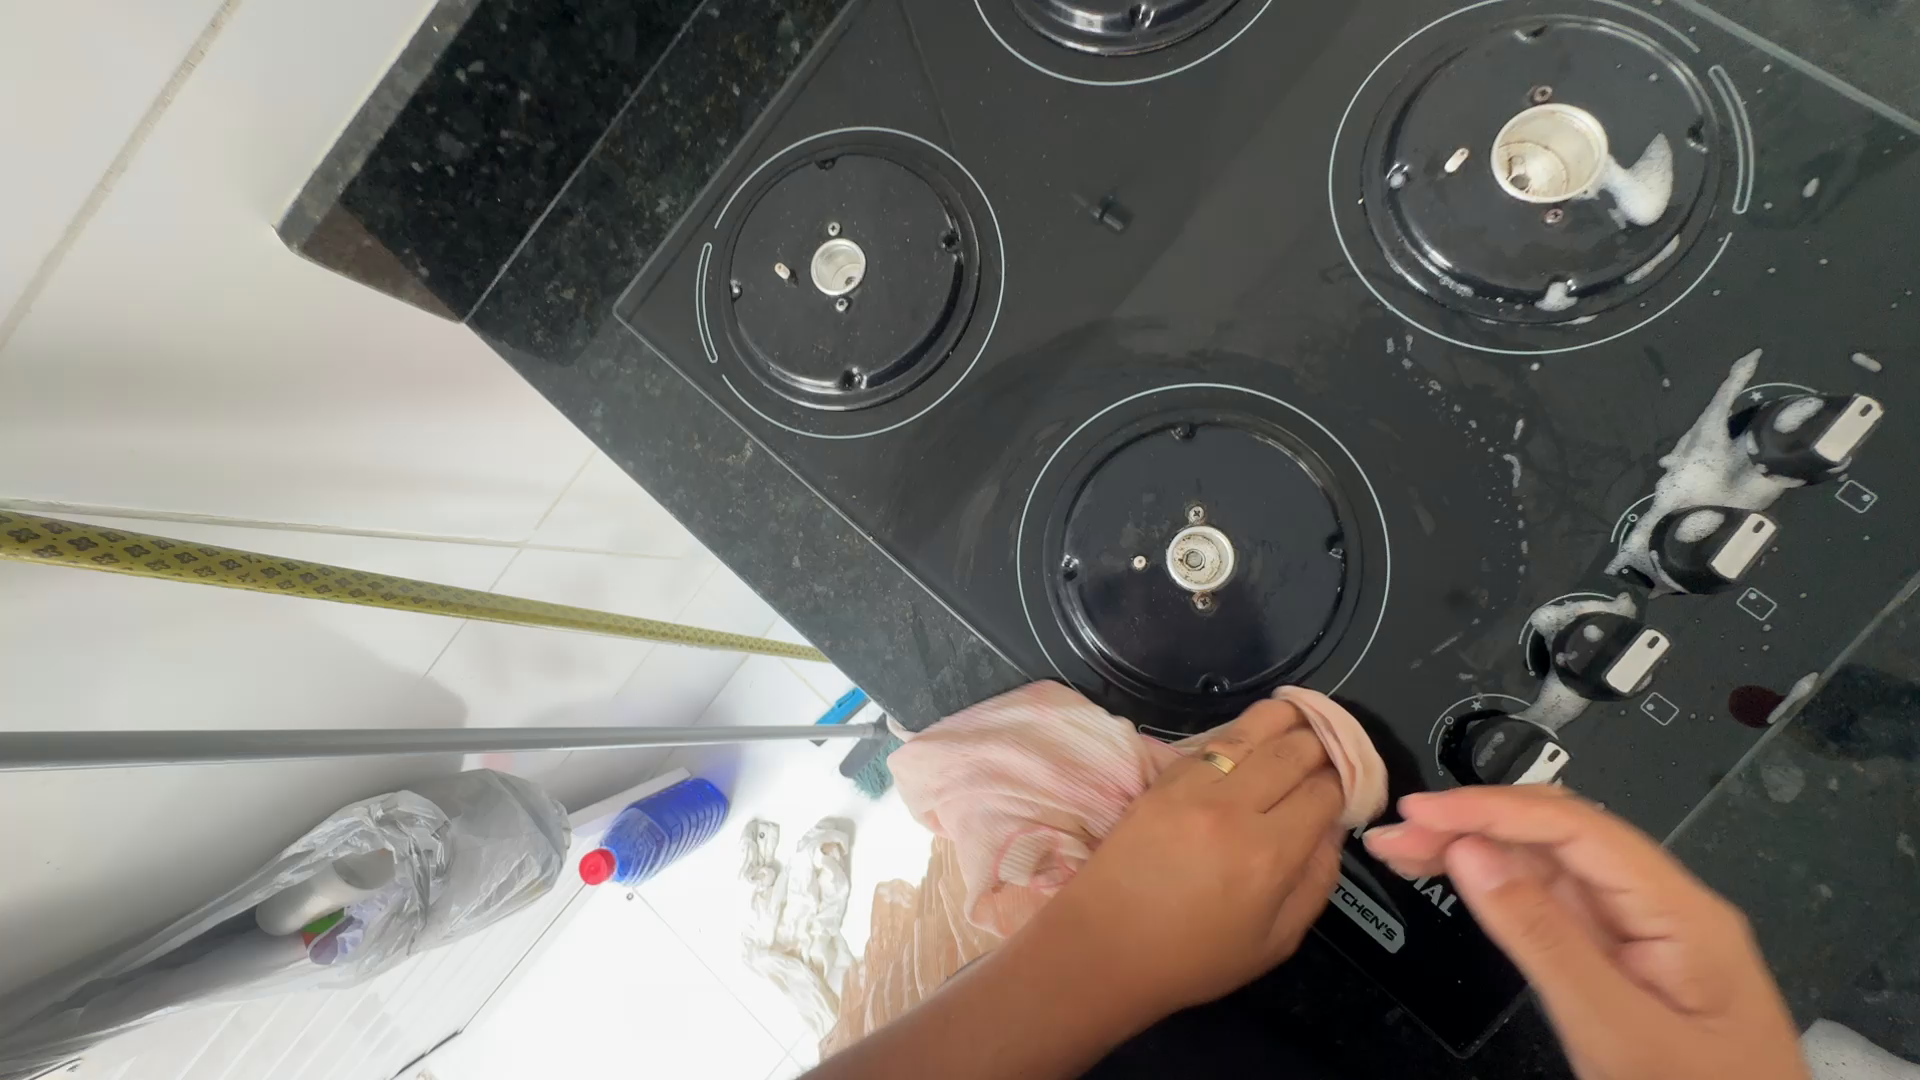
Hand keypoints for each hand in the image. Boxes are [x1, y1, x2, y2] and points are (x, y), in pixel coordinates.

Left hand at [1031, 697, 1346, 1019]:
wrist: (1108, 941)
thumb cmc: (1196, 956)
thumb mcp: (1277, 940)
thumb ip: (1316, 879)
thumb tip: (1332, 827)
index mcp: (1268, 854)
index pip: (1323, 792)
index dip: (1345, 783)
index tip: (1350, 783)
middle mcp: (1231, 809)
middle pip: (1291, 751)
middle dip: (1322, 742)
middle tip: (1333, 745)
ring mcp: (1191, 787)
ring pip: (1249, 731)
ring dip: (1283, 718)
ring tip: (1302, 712)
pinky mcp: (1161, 779)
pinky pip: (1210, 743)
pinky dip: (1239, 733)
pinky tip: (1252, 735)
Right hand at [1363, 786, 1806, 1079]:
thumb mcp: (1616, 1031)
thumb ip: (1542, 938)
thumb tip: (1468, 852)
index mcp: (1680, 912)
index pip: (1572, 826)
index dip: (1488, 809)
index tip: (1417, 811)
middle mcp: (1656, 901)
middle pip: (1550, 829)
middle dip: (1467, 821)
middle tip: (1396, 835)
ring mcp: (1630, 921)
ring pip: (1535, 853)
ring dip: (1464, 842)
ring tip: (1398, 848)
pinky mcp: (1605, 942)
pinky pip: (1535, 887)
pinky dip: (1481, 873)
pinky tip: (1440, 870)